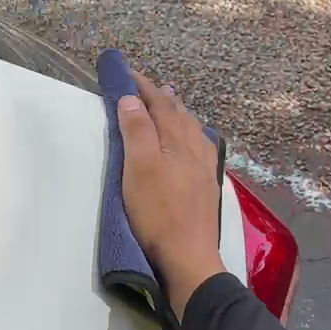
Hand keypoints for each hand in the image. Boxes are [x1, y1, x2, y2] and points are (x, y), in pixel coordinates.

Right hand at [116, 69, 224, 321]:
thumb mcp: (139, 168)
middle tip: (143, 84)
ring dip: (175, 112)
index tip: (125, 72)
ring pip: (190, 128)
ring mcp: (204, 166)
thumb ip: (137, 131)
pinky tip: (189, 139)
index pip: (159, 102)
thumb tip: (132, 98)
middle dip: (159, 95)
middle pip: (178, 112)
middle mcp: (196, 146)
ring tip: (167, 101)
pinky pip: (197, 145)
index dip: (142, 86)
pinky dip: (187, 132)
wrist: (188, 257)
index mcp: (178, 138)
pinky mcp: (205, 185)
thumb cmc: (157, 212)